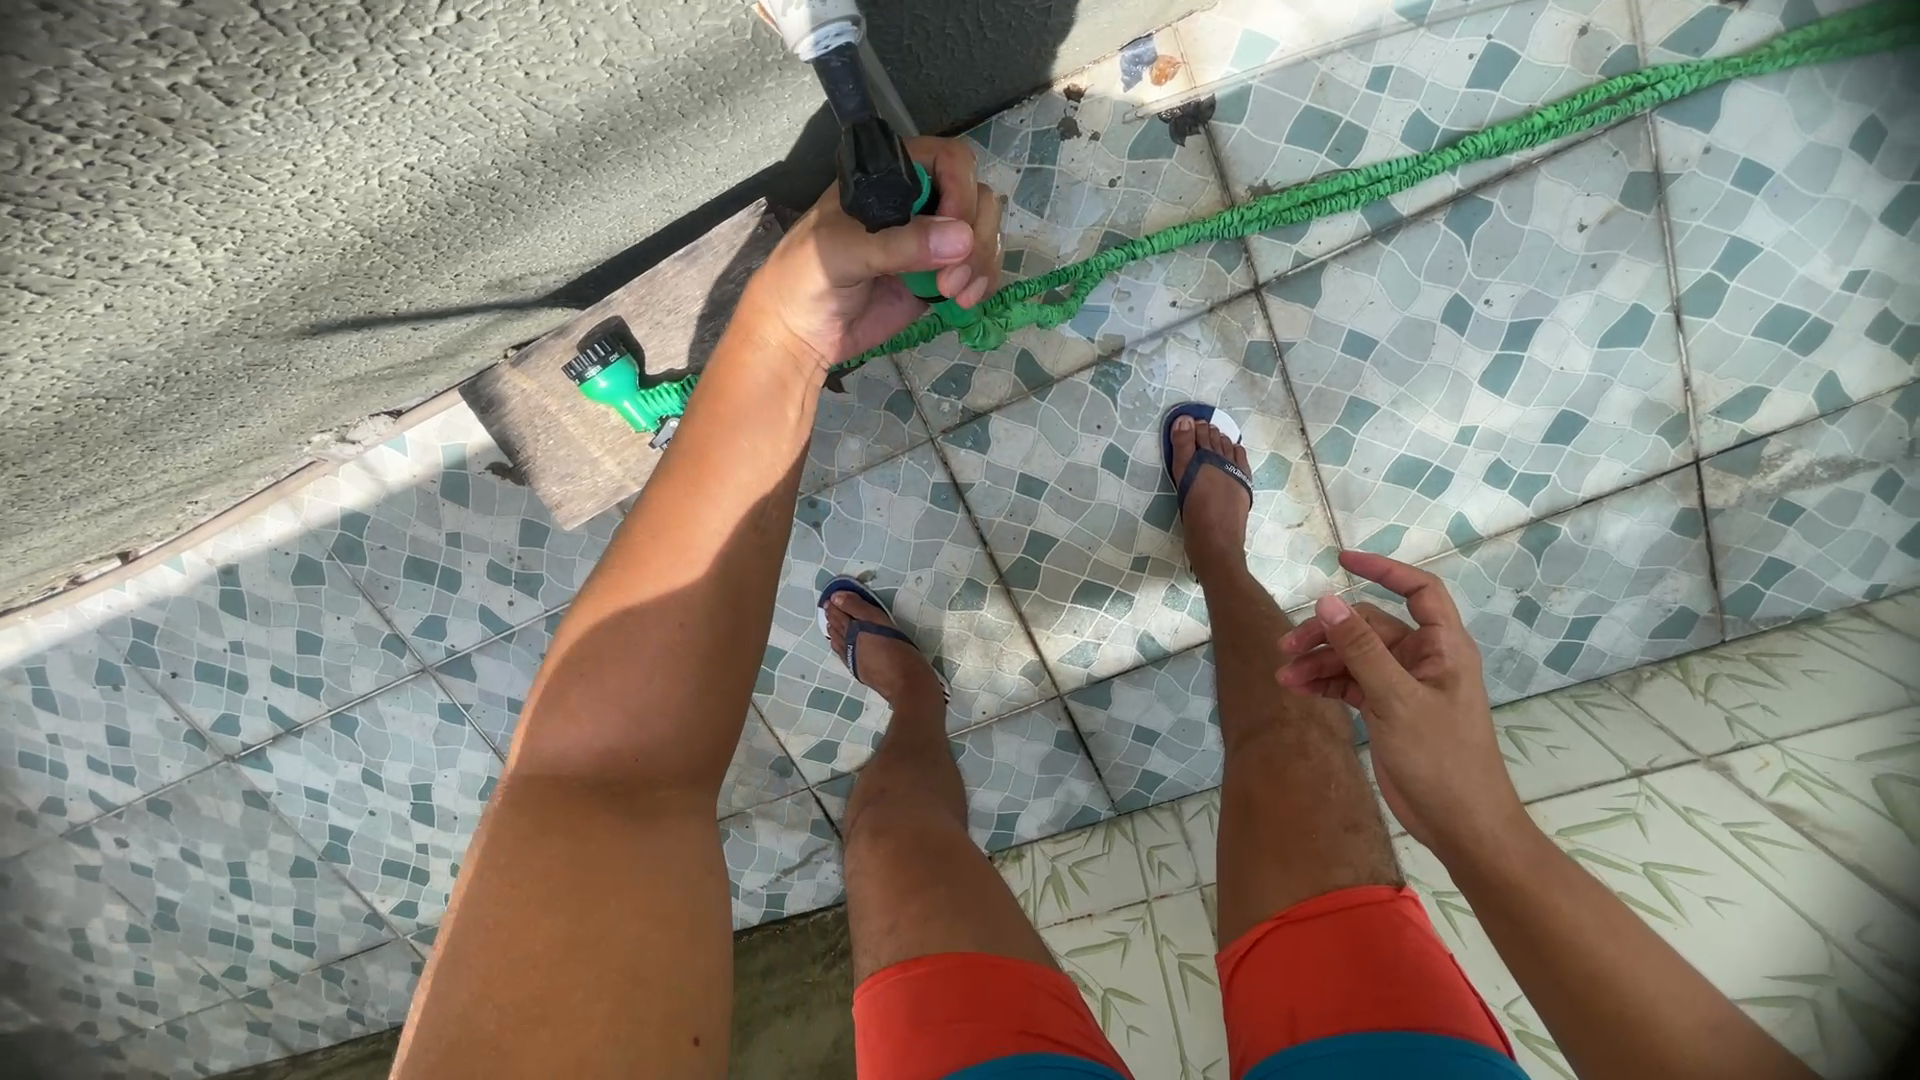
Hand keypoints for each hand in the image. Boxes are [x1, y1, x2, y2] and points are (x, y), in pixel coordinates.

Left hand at [735, 136, 1003, 372]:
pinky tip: (965, 302)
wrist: (802, 333)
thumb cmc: (807, 278)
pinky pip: (979, 269)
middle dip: (976, 238)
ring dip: (983, 263)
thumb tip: (962, 238)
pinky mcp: (940, 278)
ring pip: (984, 233)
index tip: (954, 233)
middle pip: (977, 197)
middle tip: (951, 281)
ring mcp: (932, 242)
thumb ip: (900, 243)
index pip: (950, 160)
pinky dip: (983, 282)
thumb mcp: (843, 252)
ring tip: (956, 295)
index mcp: (891, 177)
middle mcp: (918, 202)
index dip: (962, 190)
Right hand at [1275, 550, 1526, 856]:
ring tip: (1284, 676)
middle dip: (1328, 632)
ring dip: (1318, 661)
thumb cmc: (1442, 758)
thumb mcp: (1396, 699)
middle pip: (1368, 626)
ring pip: (1352, 655)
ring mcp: (1402, 684)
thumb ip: (1361, 649)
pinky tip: (1297, 689)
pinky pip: (1348, 681)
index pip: (1419, 591)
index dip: (1384, 570)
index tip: (1342, 560)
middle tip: (1287, 647)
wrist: (1459, 824)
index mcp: (1443, 647)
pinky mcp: (1385, 707)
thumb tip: (1327, 601)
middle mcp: (1422, 658)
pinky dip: (1324, 682)